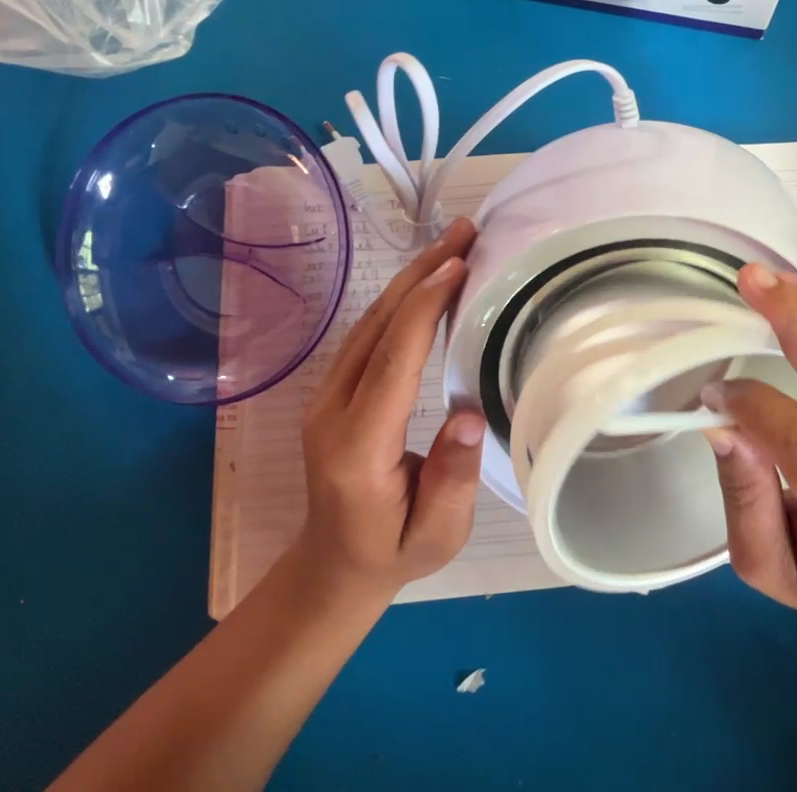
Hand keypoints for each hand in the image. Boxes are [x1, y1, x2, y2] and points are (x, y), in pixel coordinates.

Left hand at [294, 217, 484, 599]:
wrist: (332, 566)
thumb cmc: (394, 552)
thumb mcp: (437, 536)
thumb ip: (451, 479)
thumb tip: (470, 414)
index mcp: (359, 446)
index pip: (393, 362)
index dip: (425, 310)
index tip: (460, 267)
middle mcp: (332, 411)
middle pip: (376, 327)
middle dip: (420, 274)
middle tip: (464, 231)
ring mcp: (326, 398)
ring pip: (369, 324)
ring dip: (411, 278)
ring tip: (453, 242)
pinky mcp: (333, 392)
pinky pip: (368, 335)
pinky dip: (401, 300)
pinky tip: (427, 280)